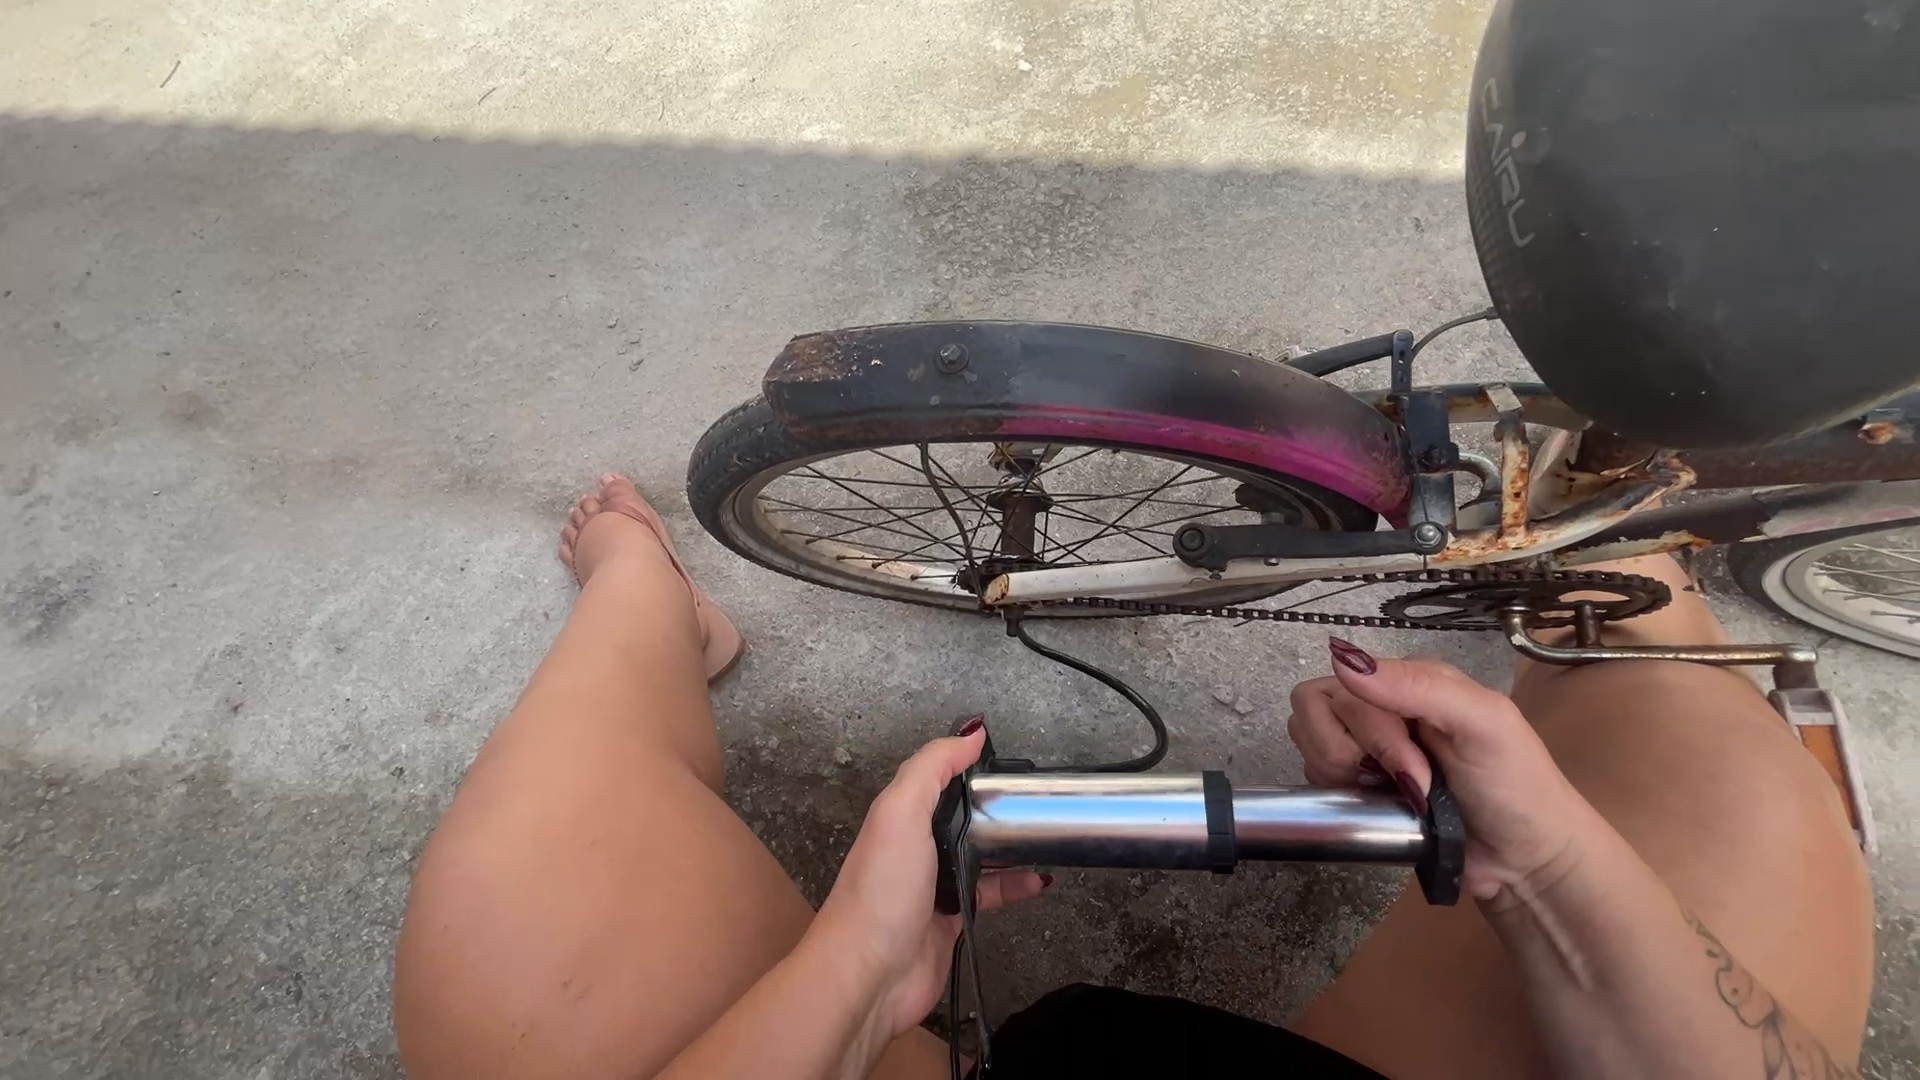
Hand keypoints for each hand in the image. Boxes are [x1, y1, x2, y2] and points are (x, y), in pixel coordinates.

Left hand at [806, 723, 1046, 1047]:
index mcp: (901, 812)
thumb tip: (971, 732)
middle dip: (994, 806)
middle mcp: (917, 844)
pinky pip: (990, 893)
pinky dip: (1015, 885)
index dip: (969, 765)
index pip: (939, 776)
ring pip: (979, 854)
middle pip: (962, 814)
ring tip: (1045, 836)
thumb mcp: (901, 810)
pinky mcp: (952, 919)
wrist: (868, 975)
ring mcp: (935, 883)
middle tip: (1034, 800)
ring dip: (1010, 846)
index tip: (1007, 760)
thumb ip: (933, 766)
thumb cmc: (880, 889)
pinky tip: (1039, 881)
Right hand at [1286, 639, 1595, 906]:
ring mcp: (1359, 744)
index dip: (1366, 729)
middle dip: (1351, 753)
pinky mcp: (1351, 783)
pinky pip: (1311, 774)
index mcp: (1405, 679)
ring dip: (1343, 774)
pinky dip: (1338, 793)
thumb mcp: (1485, 725)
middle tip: (1407, 781)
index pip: (1341, 684)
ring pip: (1304, 740)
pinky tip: (1376, 803)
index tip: (1414, 767)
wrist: (1528, 864)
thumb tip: (1341, 657)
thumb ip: (1417, 686)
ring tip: (1392, 793)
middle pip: (1312, 709)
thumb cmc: (1516, 789)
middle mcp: (1375, 704)